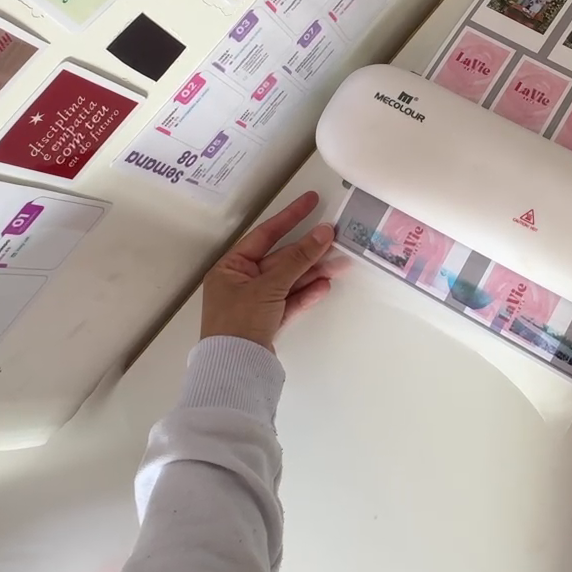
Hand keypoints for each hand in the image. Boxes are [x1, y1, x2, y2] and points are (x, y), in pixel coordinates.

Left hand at [201, 191, 350, 348]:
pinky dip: (306, 294)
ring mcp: (255, 302)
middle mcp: (241, 281)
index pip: (265, 234)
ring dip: (313, 272)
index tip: (311, 201)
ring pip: (290, 280)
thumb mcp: (270, 285)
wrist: (234, 370)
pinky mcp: (267, 321)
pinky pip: (290, 301)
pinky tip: (324, 287)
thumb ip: (299, 258)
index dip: (290, 217)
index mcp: (231, 268)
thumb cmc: (240, 321)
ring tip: (340, 265)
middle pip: (281, 259)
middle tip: (335, 238)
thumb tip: (324, 232)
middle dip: (309, 251)